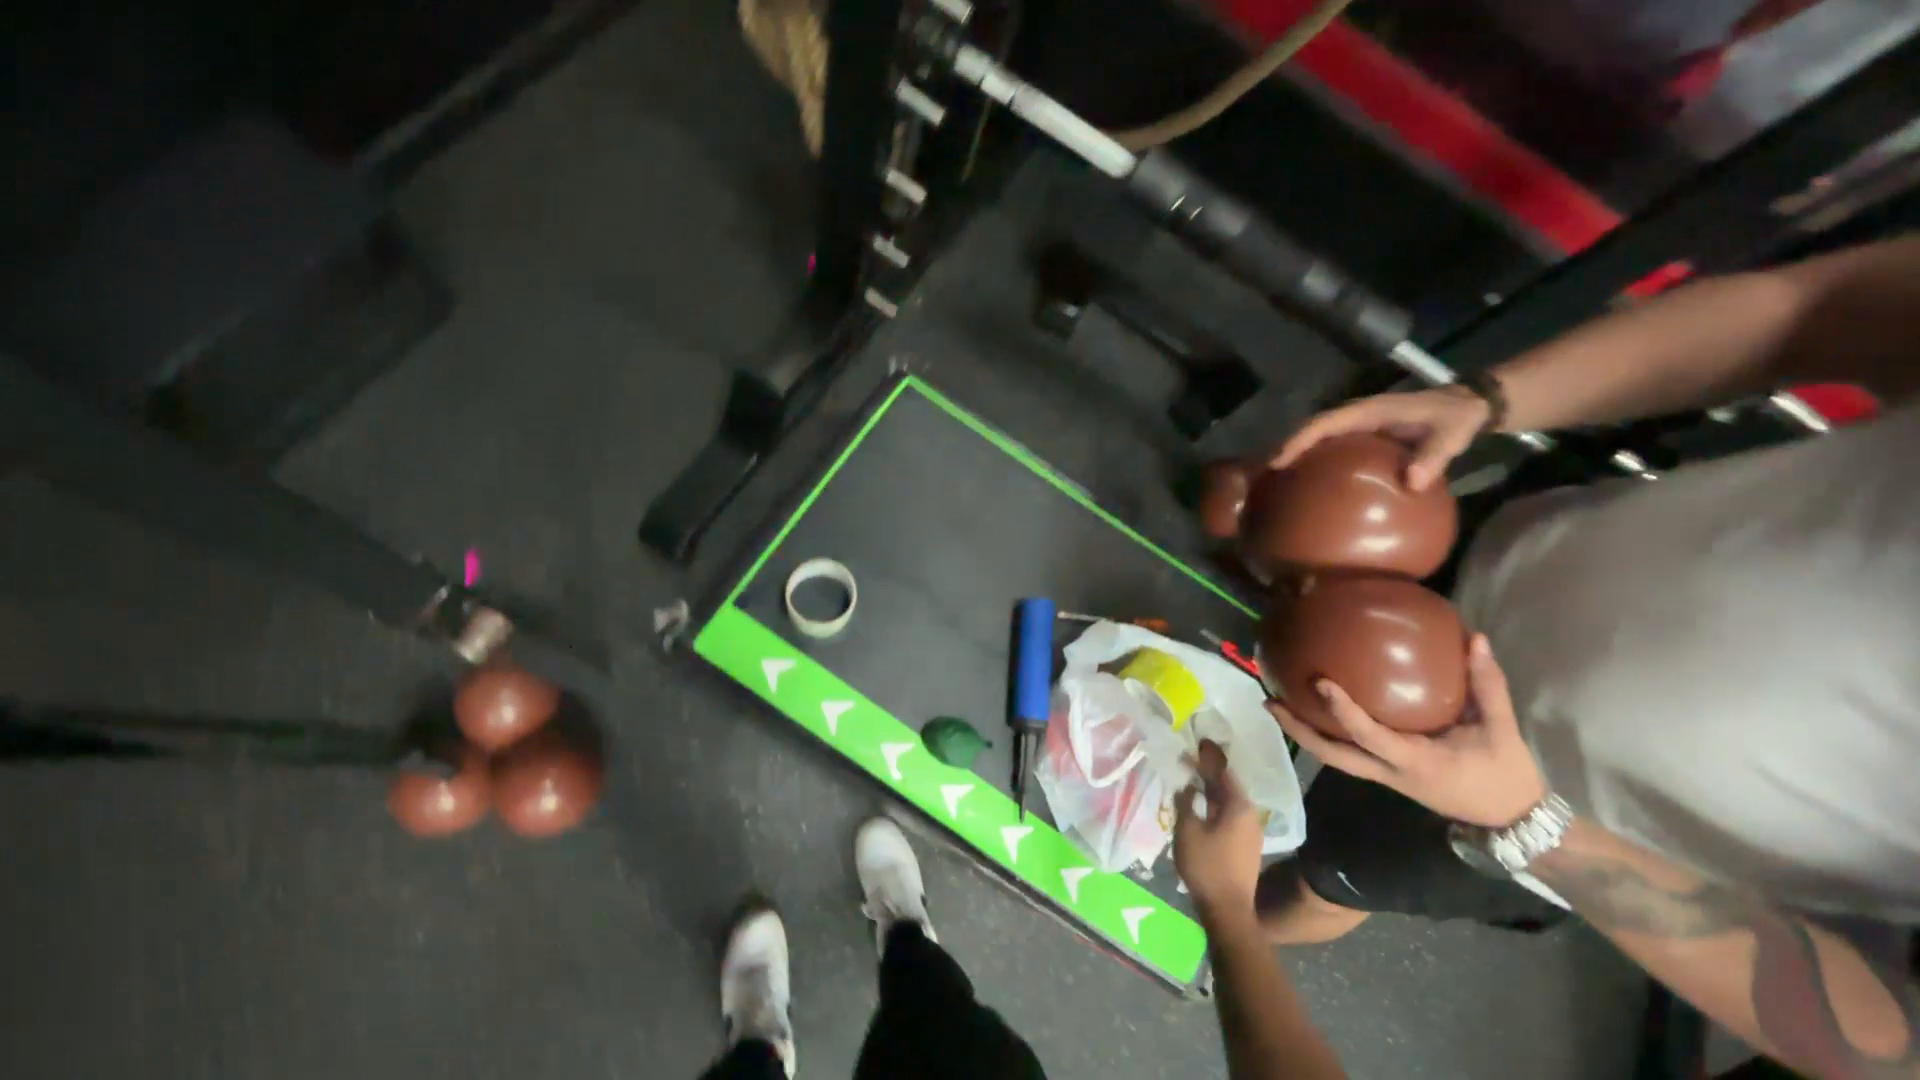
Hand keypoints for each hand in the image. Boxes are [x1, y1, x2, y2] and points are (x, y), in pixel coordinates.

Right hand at [1174, 740, 1266, 924]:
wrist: (1229, 909)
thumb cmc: (1206, 866)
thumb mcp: (1188, 830)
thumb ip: (1186, 802)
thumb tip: (1188, 784)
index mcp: (1238, 805)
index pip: (1222, 771)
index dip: (1208, 755)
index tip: (1197, 740)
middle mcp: (1250, 813)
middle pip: (1228, 784)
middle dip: (1210, 770)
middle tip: (1192, 757)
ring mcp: (1251, 830)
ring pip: (1230, 800)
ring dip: (1213, 789)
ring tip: (1195, 778)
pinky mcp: (1247, 844)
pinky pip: (1231, 814)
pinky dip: (1217, 804)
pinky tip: (1204, 805)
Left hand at [1269, 634, 1546, 827]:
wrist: (1509, 820)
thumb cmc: (1504, 775)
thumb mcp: (1501, 730)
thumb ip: (1487, 685)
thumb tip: (1475, 639)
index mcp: (1415, 761)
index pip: (1369, 736)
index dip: (1343, 711)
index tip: (1321, 682)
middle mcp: (1389, 772)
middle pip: (1332, 755)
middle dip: (1299, 729)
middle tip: (1269, 700)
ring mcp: (1383, 777)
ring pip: (1334, 758)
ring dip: (1304, 732)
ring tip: (1276, 704)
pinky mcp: (1384, 773)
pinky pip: (1346, 754)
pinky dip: (1324, 734)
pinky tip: (1310, 712)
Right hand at [1271, 385, 1490, 491]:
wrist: (1469, 405)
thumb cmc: (1456, 418)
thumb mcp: (1451, 436)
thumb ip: (1433, 458)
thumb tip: (1412, 483)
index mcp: (1370, 411)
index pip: (1325, 423)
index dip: (1299, 440)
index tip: (1278, 461)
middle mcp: (1359, 415)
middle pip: (1313, 428)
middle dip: (1288, 447)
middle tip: (1267, 475)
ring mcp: (1361, 424)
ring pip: (1320, 435)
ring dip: (1299, 452)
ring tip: (1280, 479)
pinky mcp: (1366, 435)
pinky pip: (1333, 444)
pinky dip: (1317, 457)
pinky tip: (1311, 479)